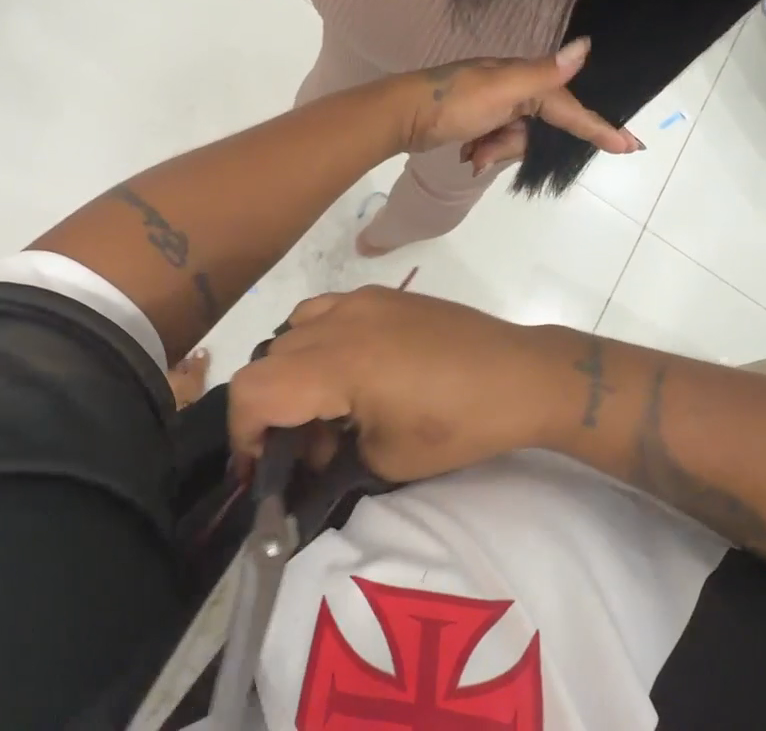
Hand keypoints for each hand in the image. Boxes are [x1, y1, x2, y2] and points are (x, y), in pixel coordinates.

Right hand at [227, 287, 573, 481]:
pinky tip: (350, 372)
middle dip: (271, 411)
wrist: (521, 377)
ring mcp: (361, 301)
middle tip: (305, 450)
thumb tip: (312, 453)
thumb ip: (332, 455)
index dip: (244, 434)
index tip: (262, 470)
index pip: (253, 391)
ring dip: (291, 373)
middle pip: (268, 362)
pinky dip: (317, 342)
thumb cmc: (458, 425)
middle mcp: (337, 321)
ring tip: (327, 408)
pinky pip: (325, 312)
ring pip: (291, 331)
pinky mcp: (383, 296)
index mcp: (335, 363)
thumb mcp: (387, 459)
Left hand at [389, 38, 641, 171]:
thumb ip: (544, 74)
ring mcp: (493, 104)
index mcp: (522, 78)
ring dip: (496, 151)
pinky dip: (484, 151)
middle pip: (540, 127)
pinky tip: (466, 154)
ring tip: (471, 155)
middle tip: (486, 152)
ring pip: (517, 138)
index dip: (597, 125)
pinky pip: (496, 141)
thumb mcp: (502, 90)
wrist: (399, 117)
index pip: (568, 106)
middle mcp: (512, 87)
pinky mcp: (477, 119)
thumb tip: (586, 46)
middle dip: (516, 145)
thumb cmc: (451, 104)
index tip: (629, 145)